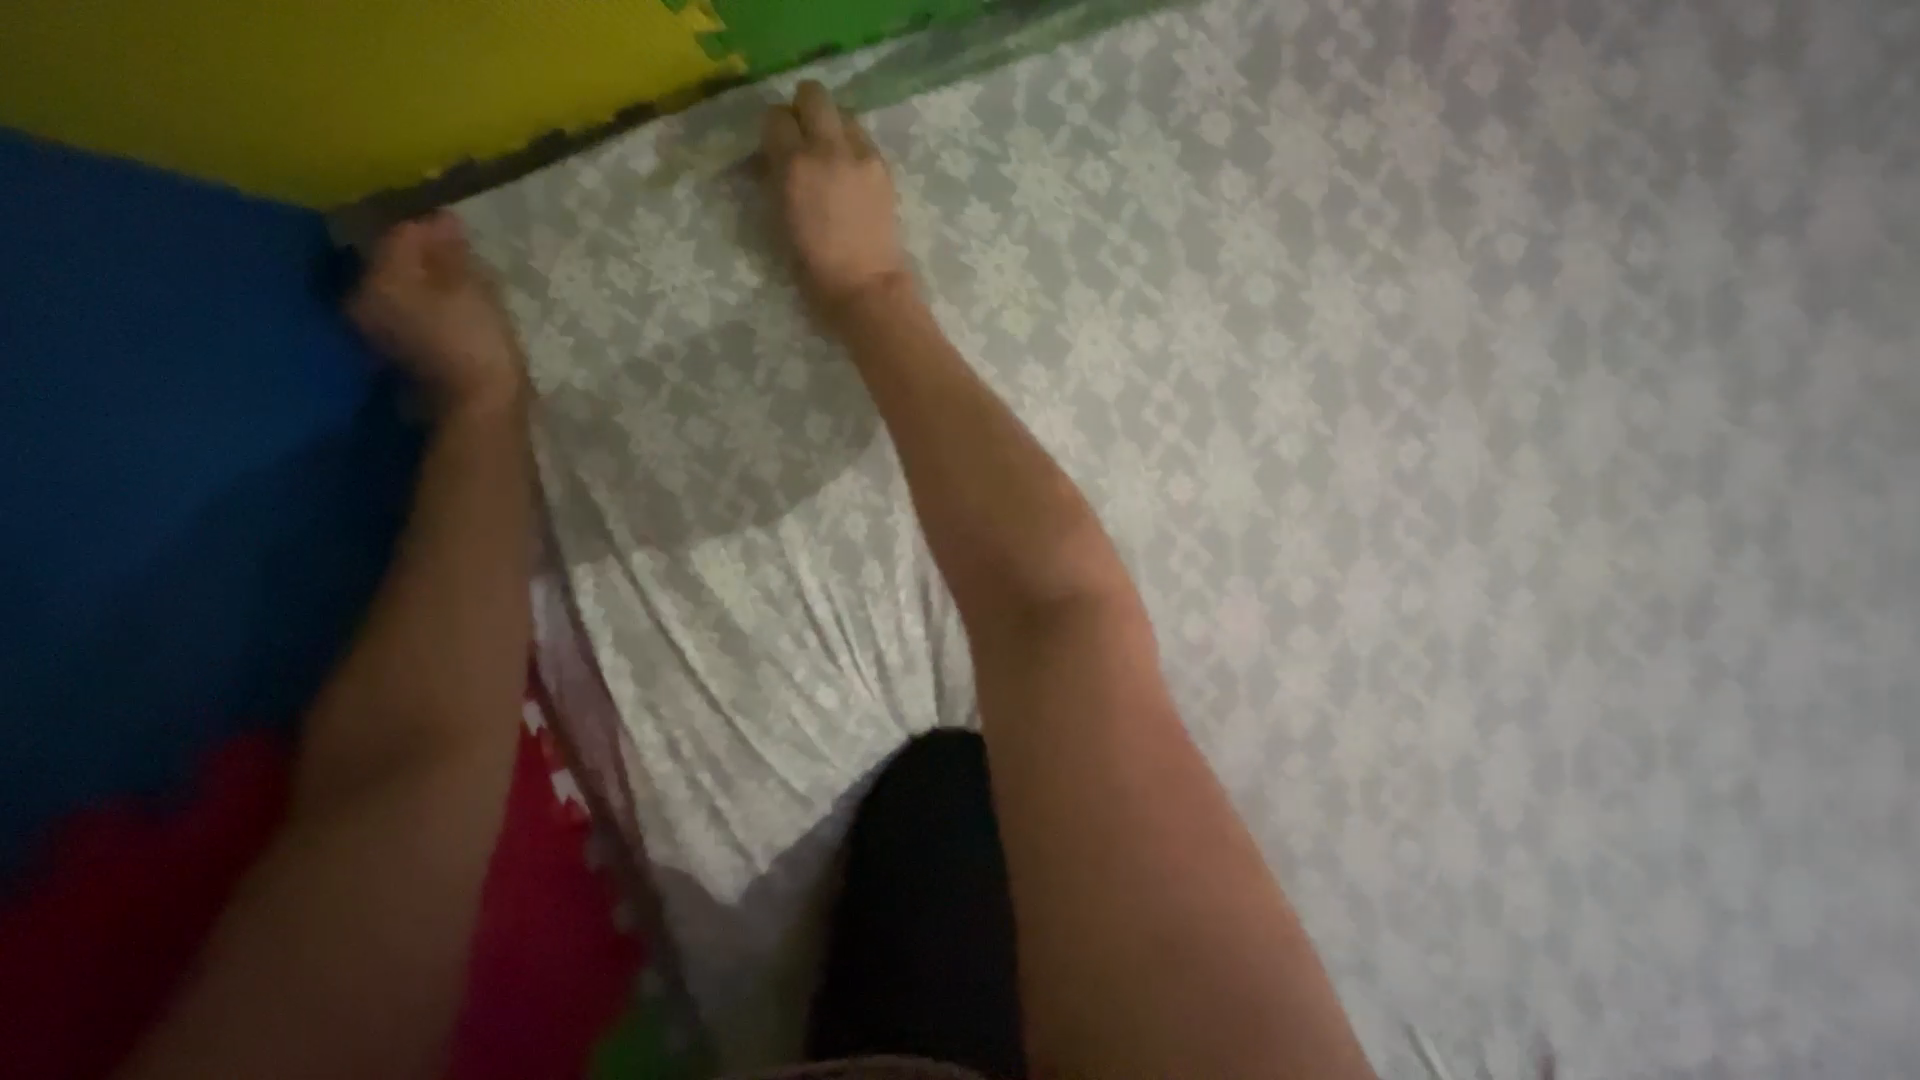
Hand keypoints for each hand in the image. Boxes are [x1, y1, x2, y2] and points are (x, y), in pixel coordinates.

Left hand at [348, 212, 526, 416]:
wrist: (480, 407)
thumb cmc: (475, 340)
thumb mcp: (468, 286)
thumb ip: (450, 250)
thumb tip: (442, 221)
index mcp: (379, 279)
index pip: (399, 235)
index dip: (432, 227)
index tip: (462, 228)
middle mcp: (365, 300)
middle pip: (395, 263)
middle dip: (425, 254)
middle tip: (461, 252)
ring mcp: (379, 330)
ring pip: (402, 288)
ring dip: (428, 280)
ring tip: (461, 279)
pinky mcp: (399, 351)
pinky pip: (410, 311)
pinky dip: (429, 304)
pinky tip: (454, 307)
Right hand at [762, 81, 914, 325]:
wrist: (865, 286)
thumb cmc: (812, 267)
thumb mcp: (777, 220)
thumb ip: (773, 178)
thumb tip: (770, 158)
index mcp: (794, 164)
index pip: (776, 116)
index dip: (774, 129)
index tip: (775, 146)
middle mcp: (828, 149)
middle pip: (813, 94)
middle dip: (803, 108)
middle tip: (802, 134)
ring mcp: (861, 155)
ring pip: (843, 113)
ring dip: (832, 126)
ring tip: (829, 156)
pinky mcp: (884, 168)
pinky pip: (863, 140)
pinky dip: (853, 147)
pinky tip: (850, 174)